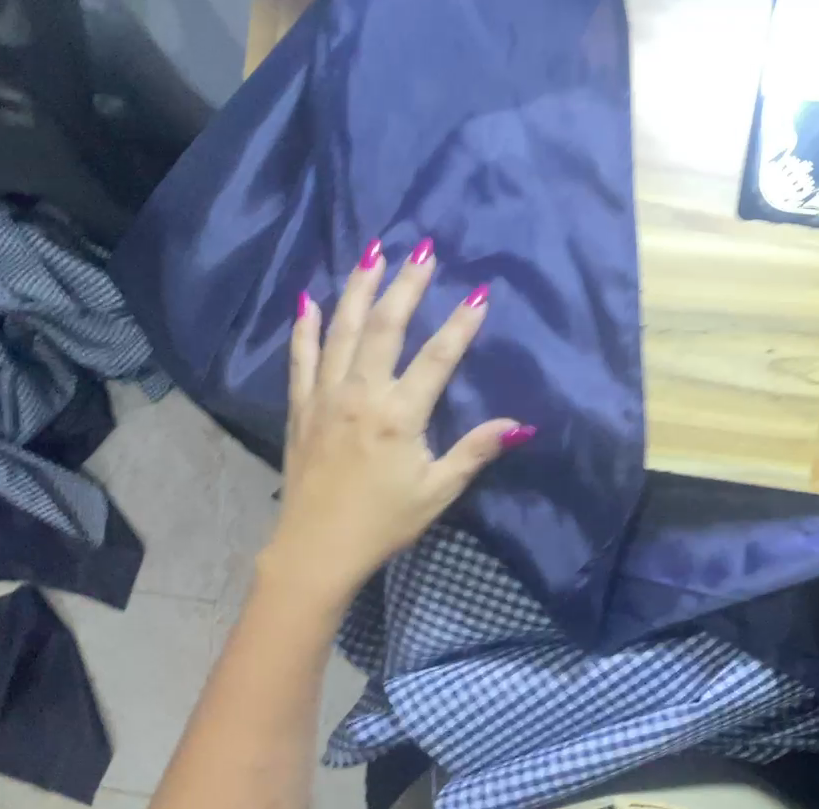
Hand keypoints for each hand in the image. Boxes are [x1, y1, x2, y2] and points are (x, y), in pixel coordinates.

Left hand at [258, 238, 532, 604]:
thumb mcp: (437, 491)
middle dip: (407, 286)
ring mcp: (325, 396)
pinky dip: (305, 327)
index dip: (460, 324)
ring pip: (342, 331)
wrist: (317, 548)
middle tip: (422, 249)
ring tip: (372, 254)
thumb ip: (474, 452)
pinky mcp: (300, 408)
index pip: (437, 358)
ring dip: (360, 290)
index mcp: (400, 415)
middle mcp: (361, 393)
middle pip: (386, 328)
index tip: (478, 293)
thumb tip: (519, 425)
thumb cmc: (384, 522)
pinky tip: (310, 300)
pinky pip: (301, 358)